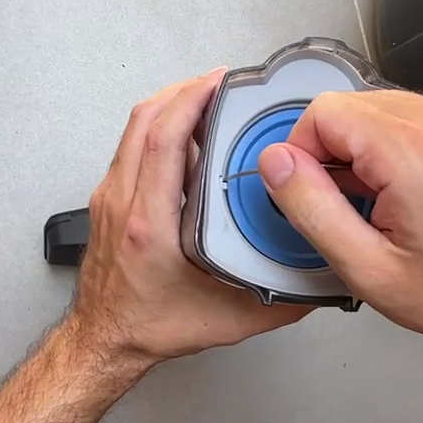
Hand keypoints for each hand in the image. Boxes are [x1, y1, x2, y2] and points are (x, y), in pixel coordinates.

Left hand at [68, 72, 307, 370]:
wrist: (103, 340)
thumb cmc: (149, 328)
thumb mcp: (228, 320)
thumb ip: (280, 301)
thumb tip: (318, 279)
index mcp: (148, 225)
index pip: (161, 141)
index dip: (189, 101)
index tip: (217, 83)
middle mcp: (121, 203)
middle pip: (143, 121)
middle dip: (183, 91)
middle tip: (219, 84)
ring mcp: (109, 198)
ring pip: (131, 130)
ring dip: (169, 106)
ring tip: (205, 101)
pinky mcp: (107, 200)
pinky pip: (129, 147)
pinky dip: (157, 128)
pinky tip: (185, 136)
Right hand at [255, 91, 422, 362]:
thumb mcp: (367, 269)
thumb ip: (311, 208)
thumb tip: (274, 160)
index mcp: (416, 154)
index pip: (324, 111)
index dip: (301, 150)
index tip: (312, 194)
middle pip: (347, 104)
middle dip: (329, 149)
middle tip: (343, 204)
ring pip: (374, 105)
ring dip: (357, 146)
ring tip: (374, 200)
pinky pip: (406, 114)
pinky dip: (387, 143)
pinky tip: (398, 188)